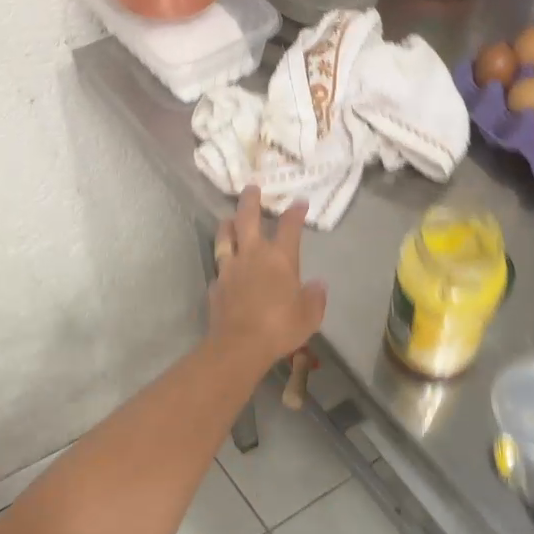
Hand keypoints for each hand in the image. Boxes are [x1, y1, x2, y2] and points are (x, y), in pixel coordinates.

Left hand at [209, 187, 326, 365]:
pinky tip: (224, 267)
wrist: (241, 345)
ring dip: (228, 224)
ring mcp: (230, 269)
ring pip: (225, 237)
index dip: (295, 212)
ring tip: (229, 219)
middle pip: (248, 218)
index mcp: (280, 258)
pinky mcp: (216, 285)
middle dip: (250, 201)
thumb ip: (315, 297)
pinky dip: (223, 263)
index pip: (289, 226)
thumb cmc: (281, 327)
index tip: (299, 202)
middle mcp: (253, 255)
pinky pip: (219, 267)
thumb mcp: (310, 315)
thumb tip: (318, 284)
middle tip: (251, 188)